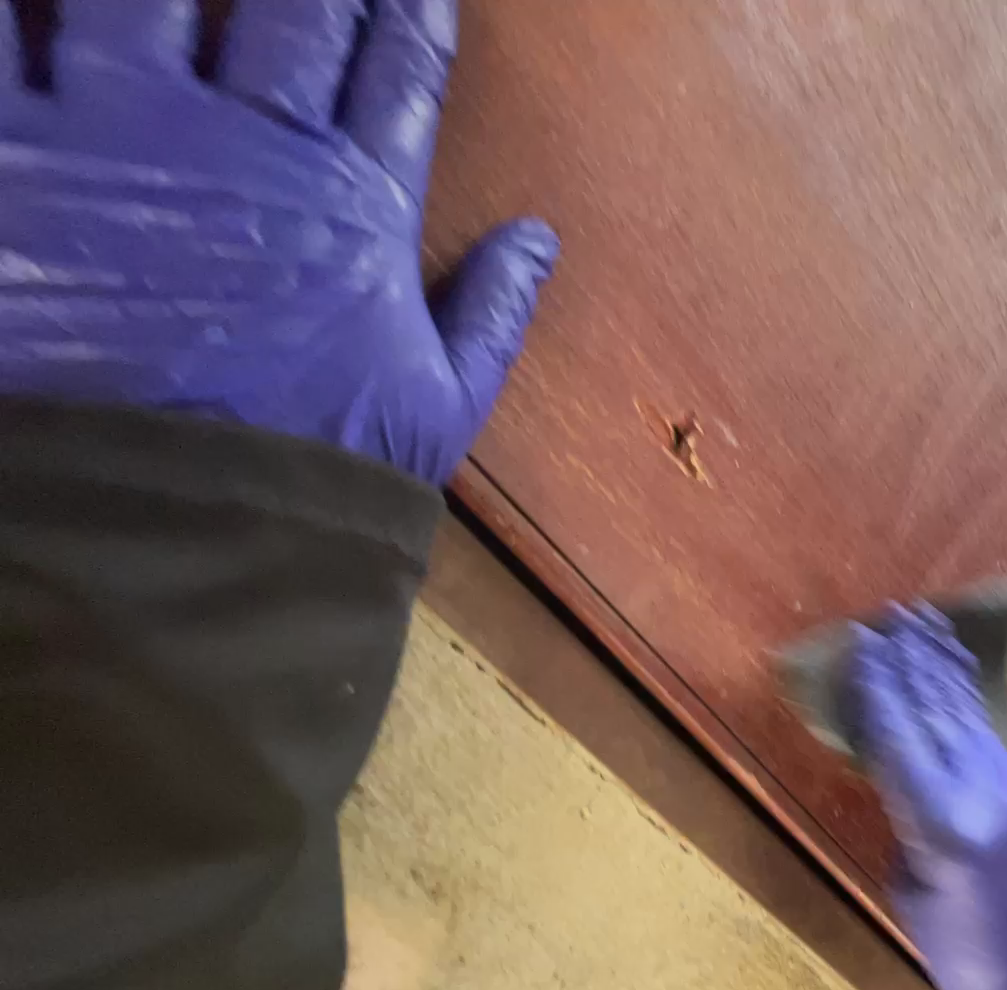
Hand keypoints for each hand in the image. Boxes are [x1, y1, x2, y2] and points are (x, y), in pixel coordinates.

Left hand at [0, 0, 555, 484]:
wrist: (188, 509)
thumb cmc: (333, 452)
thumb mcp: (449, 396)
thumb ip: (497, 308)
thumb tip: (541, 236)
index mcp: (360, 208)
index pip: (399, 85)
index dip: (413, 28)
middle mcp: (249, 150)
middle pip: (288, 16)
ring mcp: (119, 138)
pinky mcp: (4, 157)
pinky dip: (24, 9)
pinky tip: (55, 0)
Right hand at [846, 604, 1006, 989]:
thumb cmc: (959, 952)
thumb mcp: (907, 886)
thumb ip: (902, 815)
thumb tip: (896, 762)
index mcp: (945, 824)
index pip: (900, 739)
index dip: (878, 688)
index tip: (863, 643)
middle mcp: (984, 790)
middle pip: (936, 714)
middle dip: (910, 660)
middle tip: (891, 615)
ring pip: (966, 713)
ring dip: (941, 664)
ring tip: (924, 621)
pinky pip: (987, 730)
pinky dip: (966, 693)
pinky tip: (955, 666)